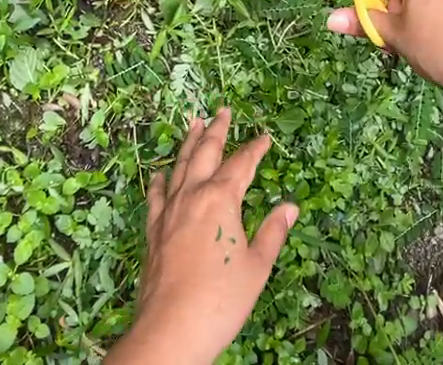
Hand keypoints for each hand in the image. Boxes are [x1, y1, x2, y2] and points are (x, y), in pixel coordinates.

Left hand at [108, 109, 296, 364]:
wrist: (169, 332)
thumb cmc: (220, 300)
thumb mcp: (257, 267)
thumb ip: (272, 232)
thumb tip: (289, 206)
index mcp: (221, 200)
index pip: (241, 164)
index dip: (255, 149)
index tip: (265, 137)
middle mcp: (193, 197)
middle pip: (206, 153)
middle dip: (217, 131)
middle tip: (222, 110)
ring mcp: (169, 213)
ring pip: (179, 167)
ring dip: (189, 144)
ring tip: (193, 123)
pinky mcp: (153, 232)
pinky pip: (156, 196)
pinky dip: (160, 181)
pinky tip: (160, 174)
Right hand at [326, 0, 442, 107]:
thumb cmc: (436, 48)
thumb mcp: (395, 36)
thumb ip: (364, 22)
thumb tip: (330, 18)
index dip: (380, 4)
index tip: (388, 28)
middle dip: (401, 9)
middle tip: (408, 39)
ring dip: (419, 13)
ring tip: (428, 42)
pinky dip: (440, 15)